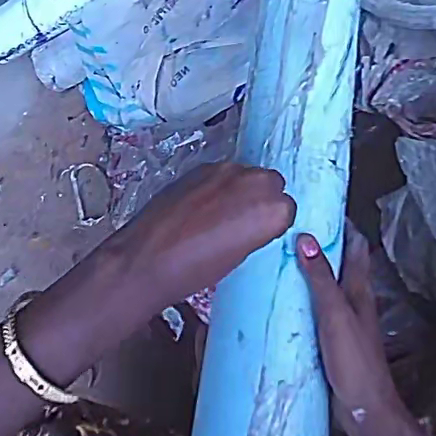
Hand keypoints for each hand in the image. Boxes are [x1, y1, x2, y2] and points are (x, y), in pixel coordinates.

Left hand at [97, 162, 295, 313]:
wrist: (149, 258)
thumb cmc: (197, 268)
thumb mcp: (242, 254)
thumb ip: (257, 228)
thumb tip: (254, 219)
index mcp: (273, 209)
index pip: (287, 207)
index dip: (273, 222)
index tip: (259, 234)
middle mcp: (255, 182)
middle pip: (271, 183)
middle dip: (260, 198)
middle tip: (241, 223)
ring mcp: (226, 170)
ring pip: (246, 175)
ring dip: (239, 190)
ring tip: (218, 216)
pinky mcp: (202, 166)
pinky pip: (222, 174)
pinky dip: (218, 186)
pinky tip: (201, 208)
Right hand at [297, 232, 407, 435]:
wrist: (364, 411)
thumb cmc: (354, 361)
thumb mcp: (335, 314)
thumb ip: (321, 278)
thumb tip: (304, 237)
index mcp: (359, 289)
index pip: (355, 246)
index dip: (342, 224)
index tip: (318, 206)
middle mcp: (353, 300)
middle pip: (339, 263)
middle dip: (319, 244)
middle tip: (288, 230)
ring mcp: (342, 320)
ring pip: (325, 286)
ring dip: (308, 271)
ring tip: (278, 259)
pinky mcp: (330, 339)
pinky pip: (314, 309)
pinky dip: (300, 299)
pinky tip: (280, 301)